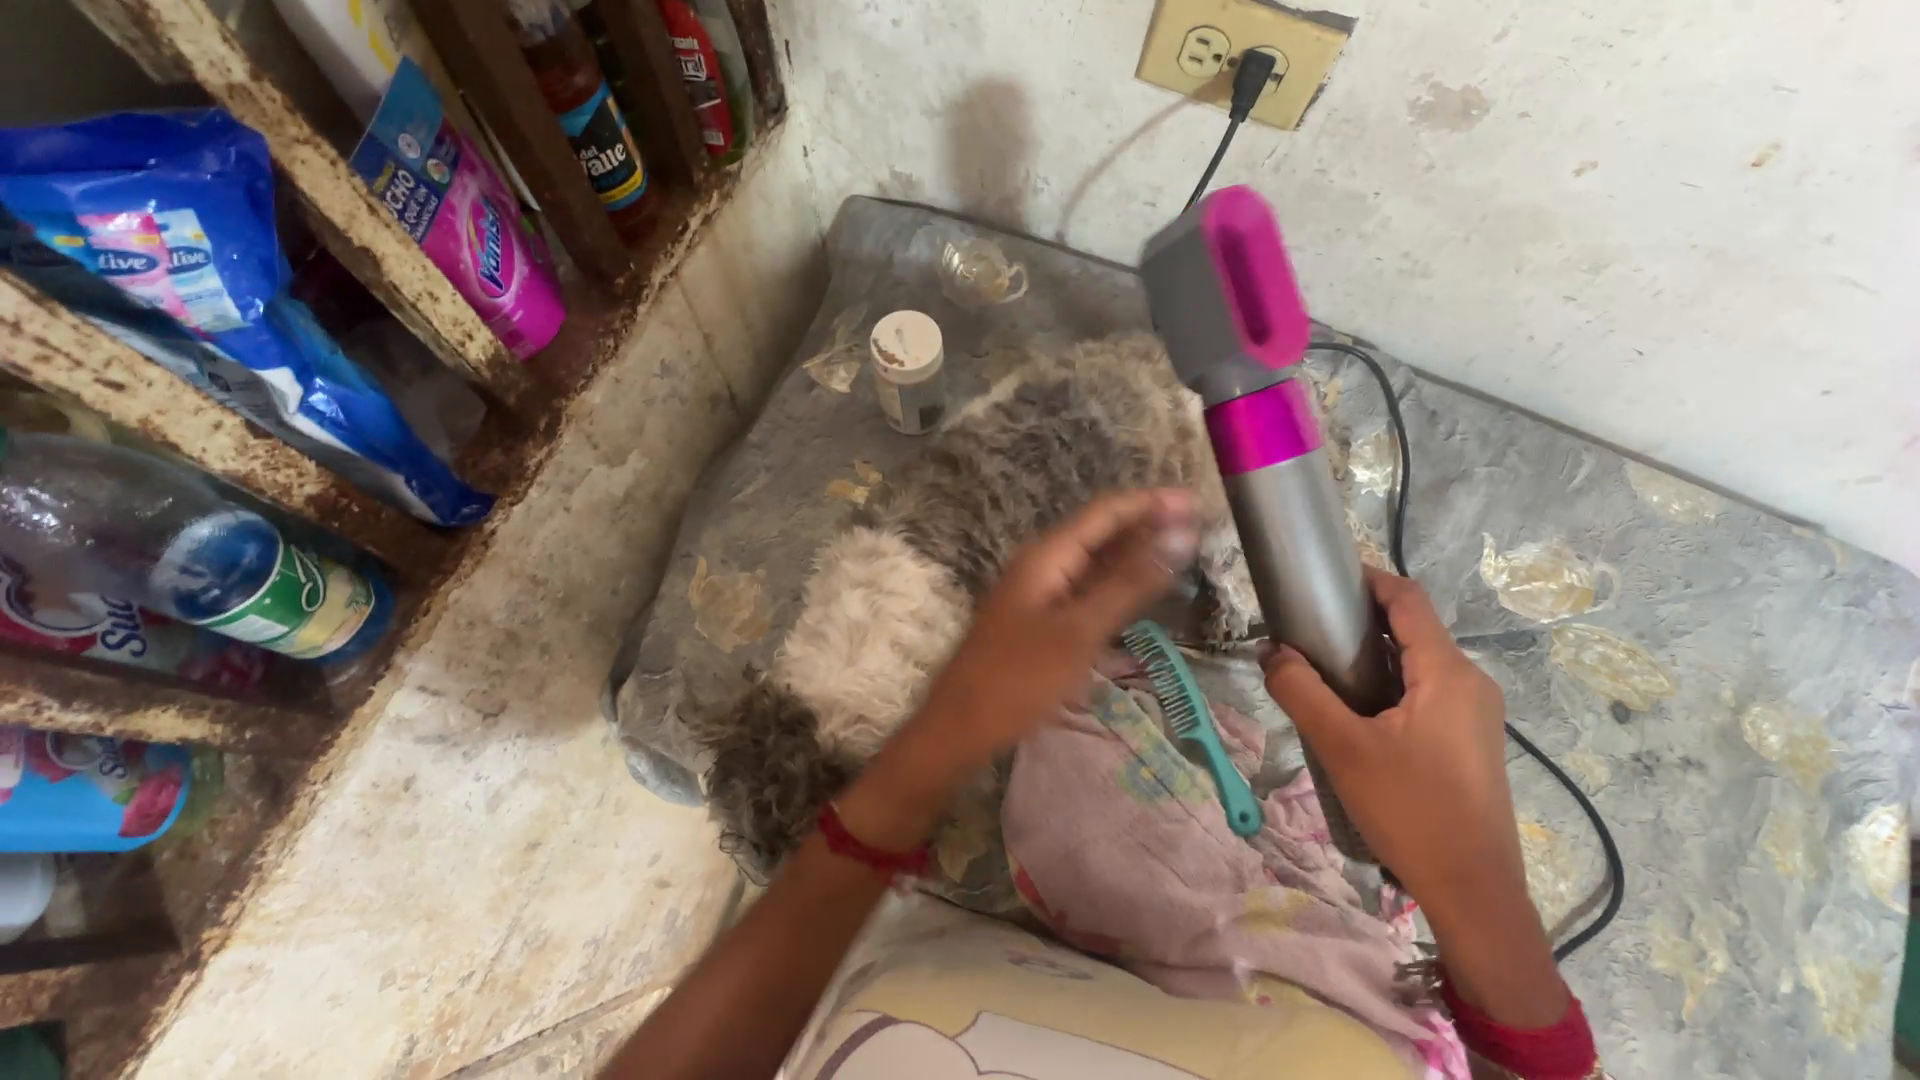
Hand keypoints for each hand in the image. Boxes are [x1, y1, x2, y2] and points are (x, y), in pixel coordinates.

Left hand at [914, 488, 1198, 767]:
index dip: (1151, 502)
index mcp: (1046, 556)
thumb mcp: (1080, 631)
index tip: (1197, 501)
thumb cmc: (1018, 679)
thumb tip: (1180, 534)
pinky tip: (1144, 591)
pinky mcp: (1042, 620)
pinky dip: (1117, 584)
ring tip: (1184, 553)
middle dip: (1148, 525)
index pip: (1105, 512)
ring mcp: (1040, 593)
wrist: (960, 727)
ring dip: (1136, 554)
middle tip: (1201, 526)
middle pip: (1100, 532)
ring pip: (1094, 561)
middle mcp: (1042, 565)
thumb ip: (1129, 583)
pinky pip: (1086, 589)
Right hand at [1260, 567, 1524, 919]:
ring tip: (1322, 673)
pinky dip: (1389, 686)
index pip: (1409, 599)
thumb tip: (1271, 652)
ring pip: (1418, 664)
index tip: (1323, 578)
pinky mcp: (1471, 741)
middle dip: (1360, 621)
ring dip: (1372, 658)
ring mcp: (1477, 713)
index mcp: (1447, 673)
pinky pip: (1427, 692)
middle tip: (1307, 631)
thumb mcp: (1342, 748)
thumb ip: (1301, 692)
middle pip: (1413, 630)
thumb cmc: (1410, 810)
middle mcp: (1471, 683)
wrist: (1473, 890)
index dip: (1368, 579)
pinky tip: (1356, 715)